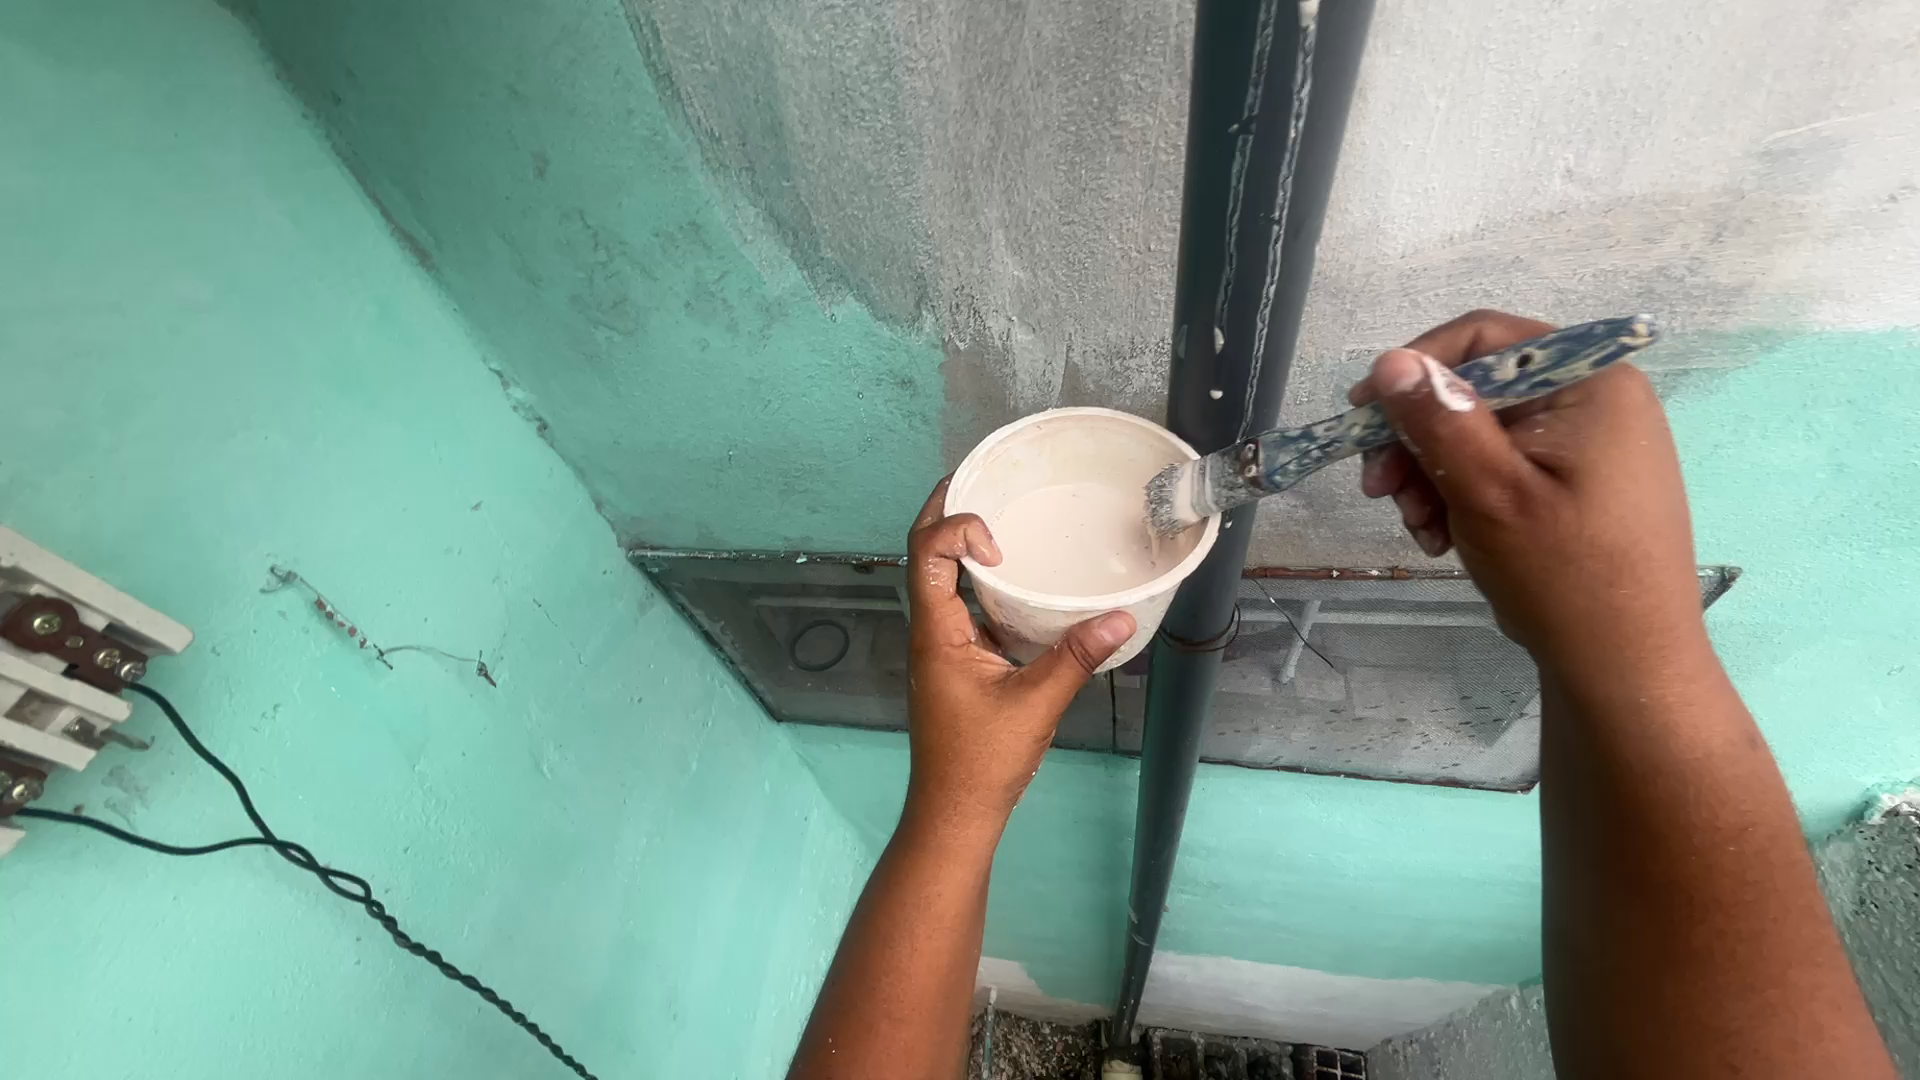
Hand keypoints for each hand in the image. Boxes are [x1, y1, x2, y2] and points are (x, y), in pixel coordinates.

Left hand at [903, 479, 1135, 830]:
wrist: (955, 810)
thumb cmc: (983, 760)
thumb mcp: (1036, 705)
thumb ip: (1077, 658)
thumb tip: (1122, 617)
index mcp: (936, 631)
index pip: (925, 554)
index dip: (953, 527)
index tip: (999, 543)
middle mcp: (930, 629)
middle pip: (923, 554)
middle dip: (945, 511)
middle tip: (982, 479)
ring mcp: (940, 645)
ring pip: (939, 578)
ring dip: (959, 543)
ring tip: (1000, 514)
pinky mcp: (955, 660)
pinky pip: (960, 603)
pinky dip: (978, 579)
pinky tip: (1015, 579)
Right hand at [1350, 310, 1702, 665]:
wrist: (1618, 658)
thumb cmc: (1563, 571)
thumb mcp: (1486, 490)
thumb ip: (1438, 419)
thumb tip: (1389, 361)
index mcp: (1588, 385)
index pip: (1484, 337)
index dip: (1413, 367)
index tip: (1360, 413)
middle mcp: (1585, 401)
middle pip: (1468, 389)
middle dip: (1413, 439)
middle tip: (1377, 489)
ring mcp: (1573, 443)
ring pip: (1467, 433)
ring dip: (1424, 475)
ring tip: (1417, 525)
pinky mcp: (1559, 479)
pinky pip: (1485, 466)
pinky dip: (1449, 495)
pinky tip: (1441, 535)